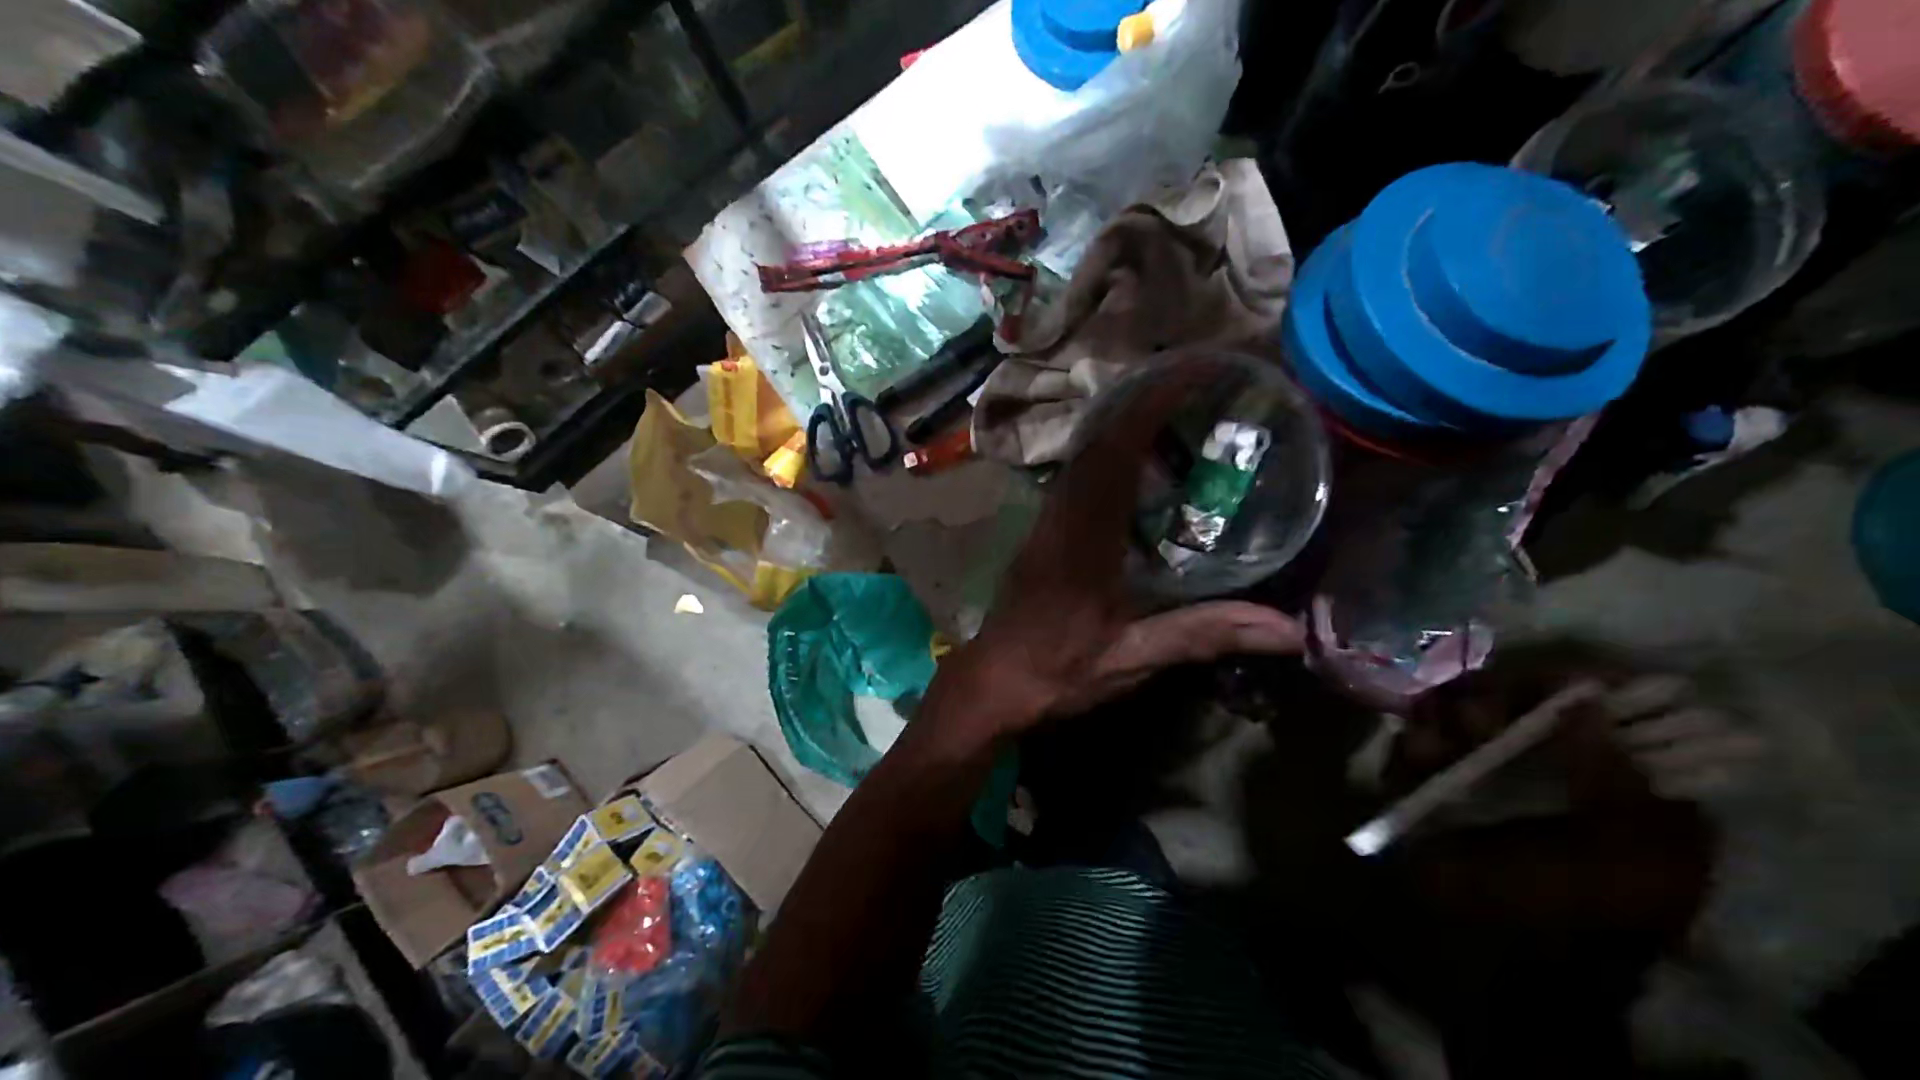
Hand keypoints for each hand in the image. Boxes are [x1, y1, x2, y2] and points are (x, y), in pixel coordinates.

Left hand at [936, 361, 1306, 733]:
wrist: (991, 681)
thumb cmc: (1056, 671)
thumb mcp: (1131, 658)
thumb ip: (1203, 636)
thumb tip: (1289, 631)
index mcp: (1083, 537)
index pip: (1115, 453)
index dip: (1152, 405)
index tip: (1196, 372)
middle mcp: (1060, 515)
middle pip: (1097, 440)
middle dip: (1145, 400)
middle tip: (1199, 380)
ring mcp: (1046, 520)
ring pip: (1082, 453)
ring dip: (1124, 421)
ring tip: (1177, 407)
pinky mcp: (1042, 531)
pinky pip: (1075, 473)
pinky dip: (1108, 450)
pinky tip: (1138, 461)